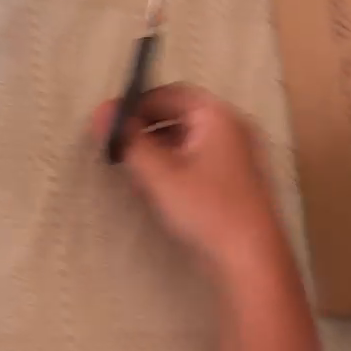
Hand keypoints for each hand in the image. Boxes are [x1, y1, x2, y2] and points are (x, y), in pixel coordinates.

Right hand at [94, 84, 290, 275]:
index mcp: (216, 115)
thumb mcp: (159, 173)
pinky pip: (194, 158)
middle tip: (116, 152)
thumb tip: (101, 112)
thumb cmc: (205, 208)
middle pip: (177, 115)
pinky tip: (156, 188)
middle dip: (143, 130)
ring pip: (183, 139)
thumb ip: (128, 140)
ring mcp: (234, 153)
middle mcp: (230, 127)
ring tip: (133, 173)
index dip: (134, 107)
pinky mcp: (231, 178)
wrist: (248, 255)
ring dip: (155, 150)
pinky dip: (171, 165)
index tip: (107, 128)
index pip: (167, 94)